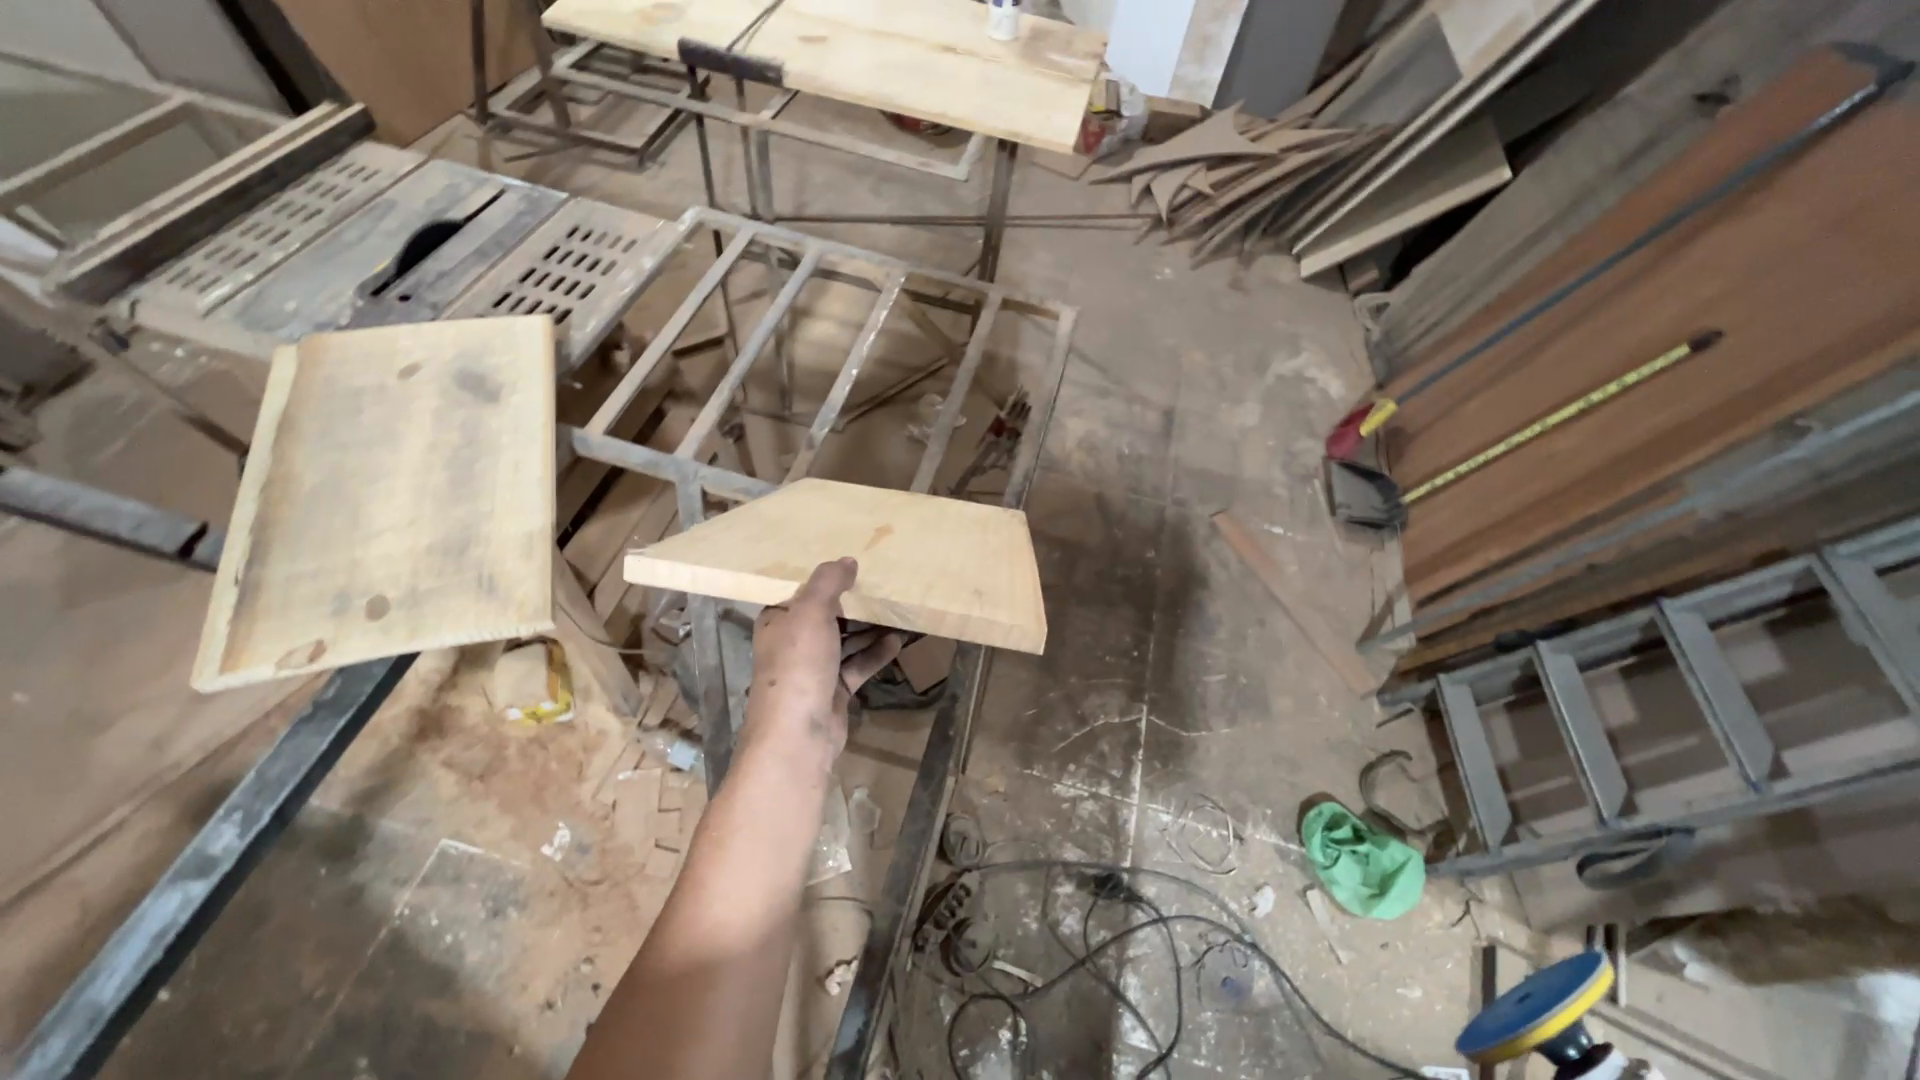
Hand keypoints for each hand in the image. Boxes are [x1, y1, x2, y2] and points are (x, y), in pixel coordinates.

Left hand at [745, 558, 901, 767]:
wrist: (798, 732)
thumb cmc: (799, 663)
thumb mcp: (811, 611)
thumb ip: (829, 582)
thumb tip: (848, 560)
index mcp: (777, 621)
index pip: (801, 593)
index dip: (825, 580)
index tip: (854, 565)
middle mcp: (792, 643)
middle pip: (826, 616)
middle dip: (853, 604)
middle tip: (883, 586)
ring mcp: (813, 669)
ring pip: (844, 641)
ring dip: (868, 628)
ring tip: (896, 611)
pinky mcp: (833, 691)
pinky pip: (857, 665)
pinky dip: (875, 653)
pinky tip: (897, 641)